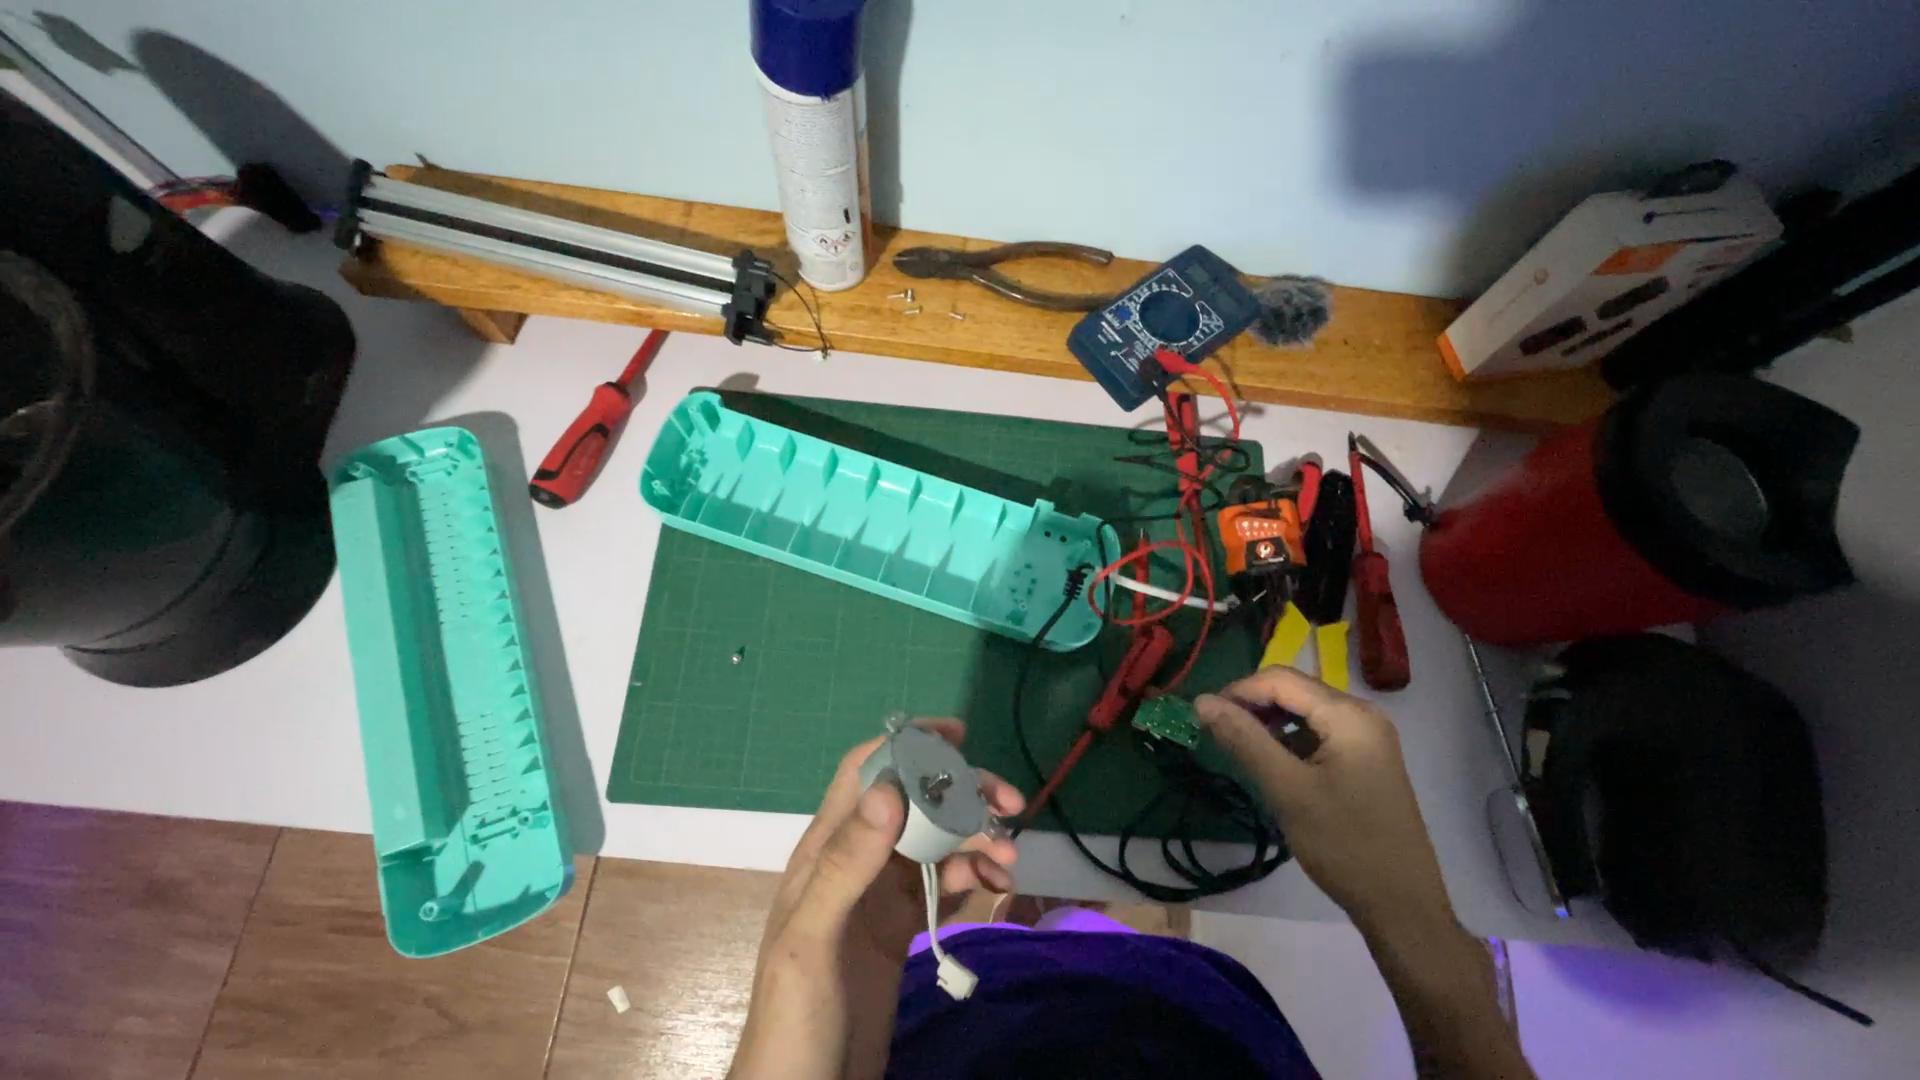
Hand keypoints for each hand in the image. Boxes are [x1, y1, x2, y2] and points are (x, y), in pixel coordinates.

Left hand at [729, 720, 1023, 1079]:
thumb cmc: (795, 1015)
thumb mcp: (814, 938)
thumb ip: (846, 865)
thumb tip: (891, 790)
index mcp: (828, 849)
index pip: (868, 774)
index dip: (909, 746)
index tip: (959, 737)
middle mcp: (859, 860)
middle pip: (916, 804)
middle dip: (963, 795)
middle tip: (1012, 804)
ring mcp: (882, 895)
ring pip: (938, 843)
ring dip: (977, 841)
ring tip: (1010, 861)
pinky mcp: (903, 928)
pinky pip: (946, 886)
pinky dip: (975, 878)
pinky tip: (998, 887)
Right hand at [1194, 667, 1453, 936]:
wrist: (1401, 905)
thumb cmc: (1343, 844)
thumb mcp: (1286, 790)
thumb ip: (1243, 739)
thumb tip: (1201, 701)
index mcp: (1349, 715)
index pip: (1280, 679)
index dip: (1237, 691)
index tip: (1203, 717)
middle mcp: (1363, 715)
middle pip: (1294, 690)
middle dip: (1252, 706)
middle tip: (1217, 734)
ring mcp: (1368, 738)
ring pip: (1304, 713)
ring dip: (1269, 723)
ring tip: (1240, 751)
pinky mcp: (1367, 759)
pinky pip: (1319, 734)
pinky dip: (1290, 741)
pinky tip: (1274, 766)